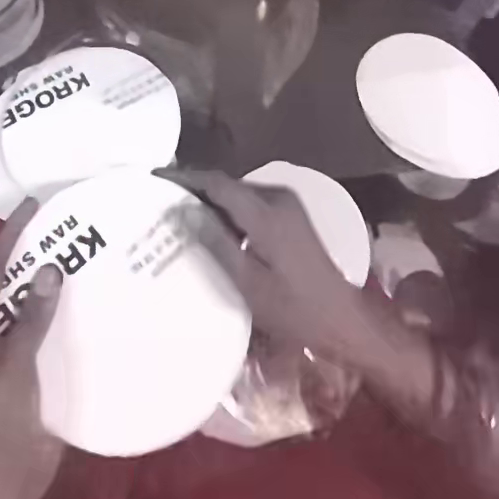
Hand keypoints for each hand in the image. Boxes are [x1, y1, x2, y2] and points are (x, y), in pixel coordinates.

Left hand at [0, 200, 63, 498]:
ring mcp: (1, 355)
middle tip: (54, 223)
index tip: (31, 205)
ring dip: (36, 275)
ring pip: (16, 302)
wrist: (1, 497)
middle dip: (21, 248)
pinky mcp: (21, 372)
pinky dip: (50, 306)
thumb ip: (29, 323)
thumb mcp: (15, 376)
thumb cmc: (0, 435)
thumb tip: (49, 269)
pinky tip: (75, 301)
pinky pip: (34, 326)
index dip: (7, 236)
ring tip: (68, 250)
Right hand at [156, 169, 409, 375]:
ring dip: (210, 200)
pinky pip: (250, 202)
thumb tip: (181, 209)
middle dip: (193, 188)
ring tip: (177, 212)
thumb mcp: (246, 281)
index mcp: (265, 211)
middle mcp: (277, 197)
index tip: (154, 177)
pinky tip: (211, 227)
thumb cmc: (294, 309)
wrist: (345, 321)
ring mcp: (287, 204)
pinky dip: (228, 209)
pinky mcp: (291, 214)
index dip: (184, 178)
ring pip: (237, 192)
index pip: (216, 182)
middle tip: (160, 199)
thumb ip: (213, 241)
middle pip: (226, 183)